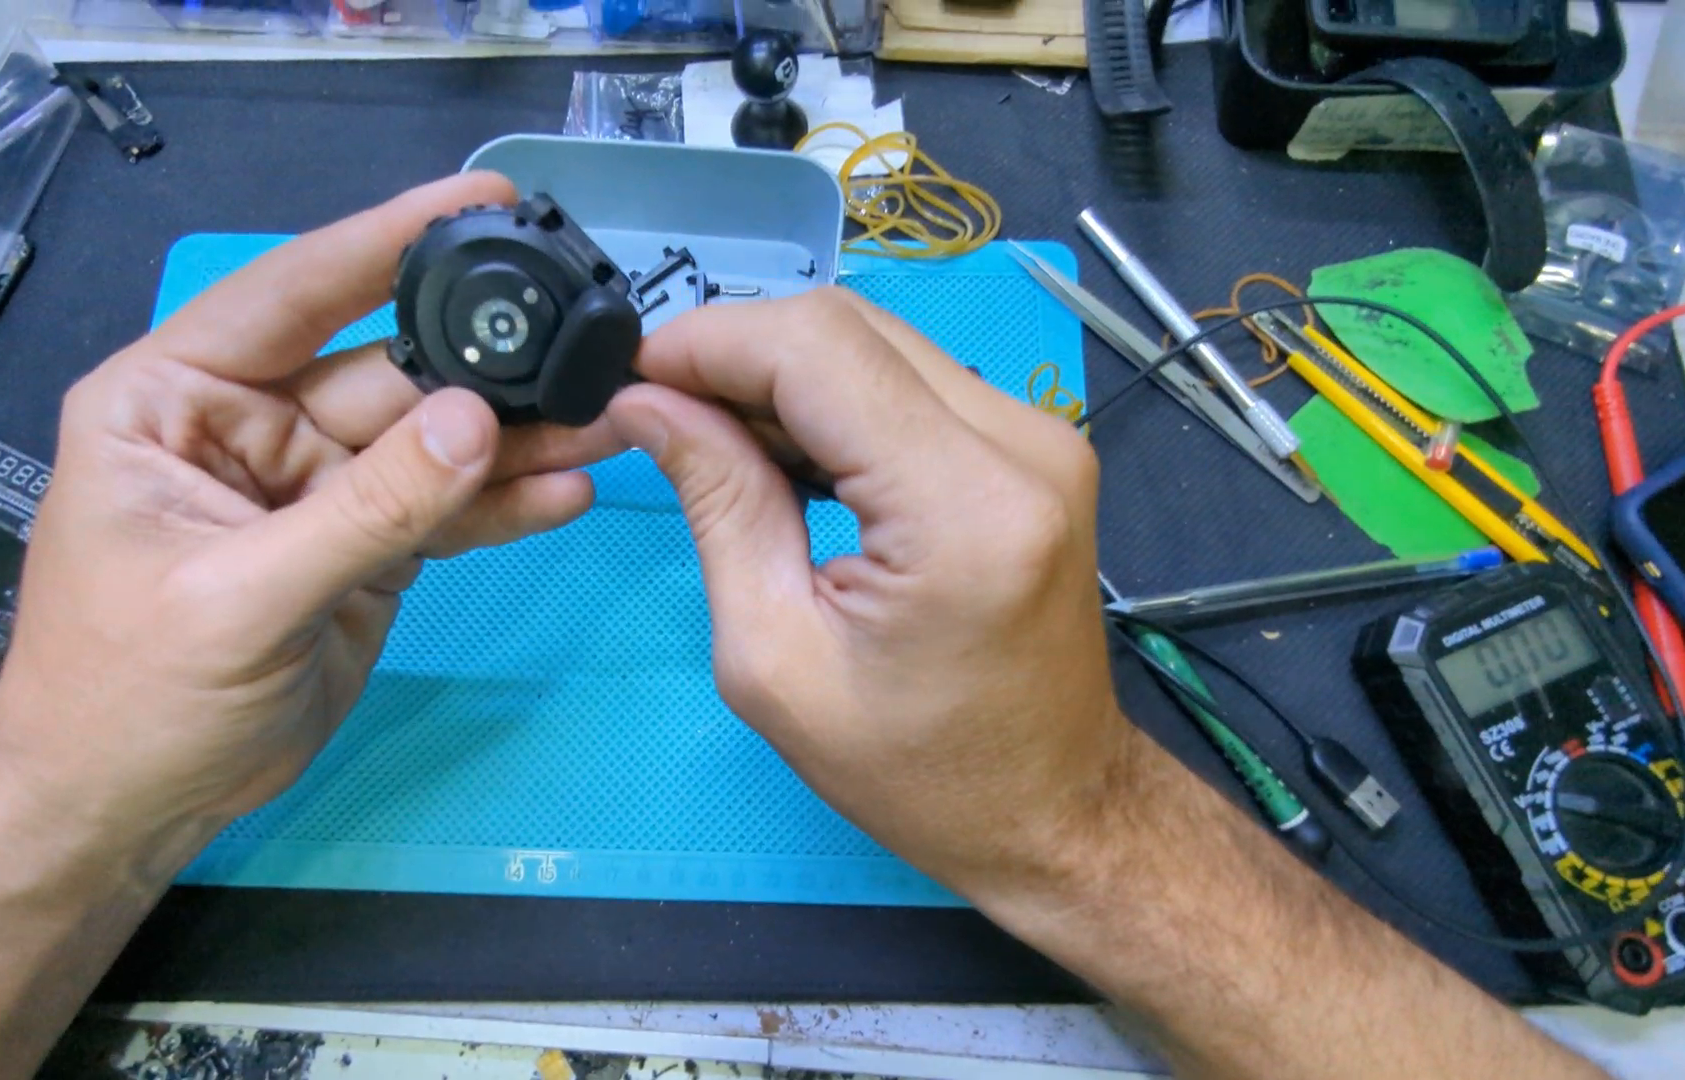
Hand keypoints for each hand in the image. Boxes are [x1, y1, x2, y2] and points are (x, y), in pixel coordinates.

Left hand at [0, 174, 622, 872]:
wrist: (143, 802)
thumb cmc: (134, 695)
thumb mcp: (244, 594)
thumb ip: (367, 507)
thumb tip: (476, 422)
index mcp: (184, 400)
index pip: (296, 293)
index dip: (388, 243)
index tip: (484, 203)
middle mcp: (265, 426)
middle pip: (399, 378)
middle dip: (488, 371)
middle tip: (580, 350)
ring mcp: (332, 486)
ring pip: (442, 447)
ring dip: (520, 442)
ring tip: (602, 426)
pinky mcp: (380, 541)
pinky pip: (454, 510)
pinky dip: (509, 506)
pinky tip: (567, 495)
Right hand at [604, 288, 1124, 913]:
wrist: (1049, 804)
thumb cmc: (915, 771)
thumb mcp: (775, 659)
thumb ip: (719, 507)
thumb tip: (649, 407)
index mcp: (961, 509)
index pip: (817, 350)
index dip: (709, 342)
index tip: (634, 379)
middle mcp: (1021, 445)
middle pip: (849, 329)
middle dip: (739, 355)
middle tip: (668, 414)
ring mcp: (1041, 437)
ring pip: (880, 345)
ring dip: (785, 377)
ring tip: (721, 441)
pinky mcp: (1035, 448)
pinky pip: (914, 384)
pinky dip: (838, 401)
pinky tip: (792, 453)